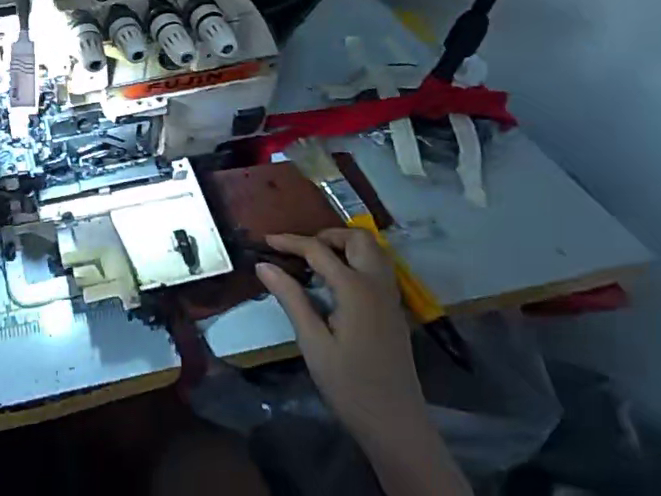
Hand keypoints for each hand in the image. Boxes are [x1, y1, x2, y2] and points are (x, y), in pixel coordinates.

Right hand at [257, 229, 468, 495]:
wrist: (396, 425)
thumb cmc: (349, 385)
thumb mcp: (313, 342)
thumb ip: (291, 298)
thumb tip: (264, 266)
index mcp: (355, 289)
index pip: (318, 250)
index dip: (289, 242)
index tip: (265, 241)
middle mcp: (377, 284)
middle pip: (356, 239)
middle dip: (326, 235)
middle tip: (300, 250)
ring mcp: (390, 297)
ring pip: (373, 250)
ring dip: (345, 245)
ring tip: (318, 260)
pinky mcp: (394, 310)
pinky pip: (379, 268)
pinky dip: (358, 260)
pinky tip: (338, 281)